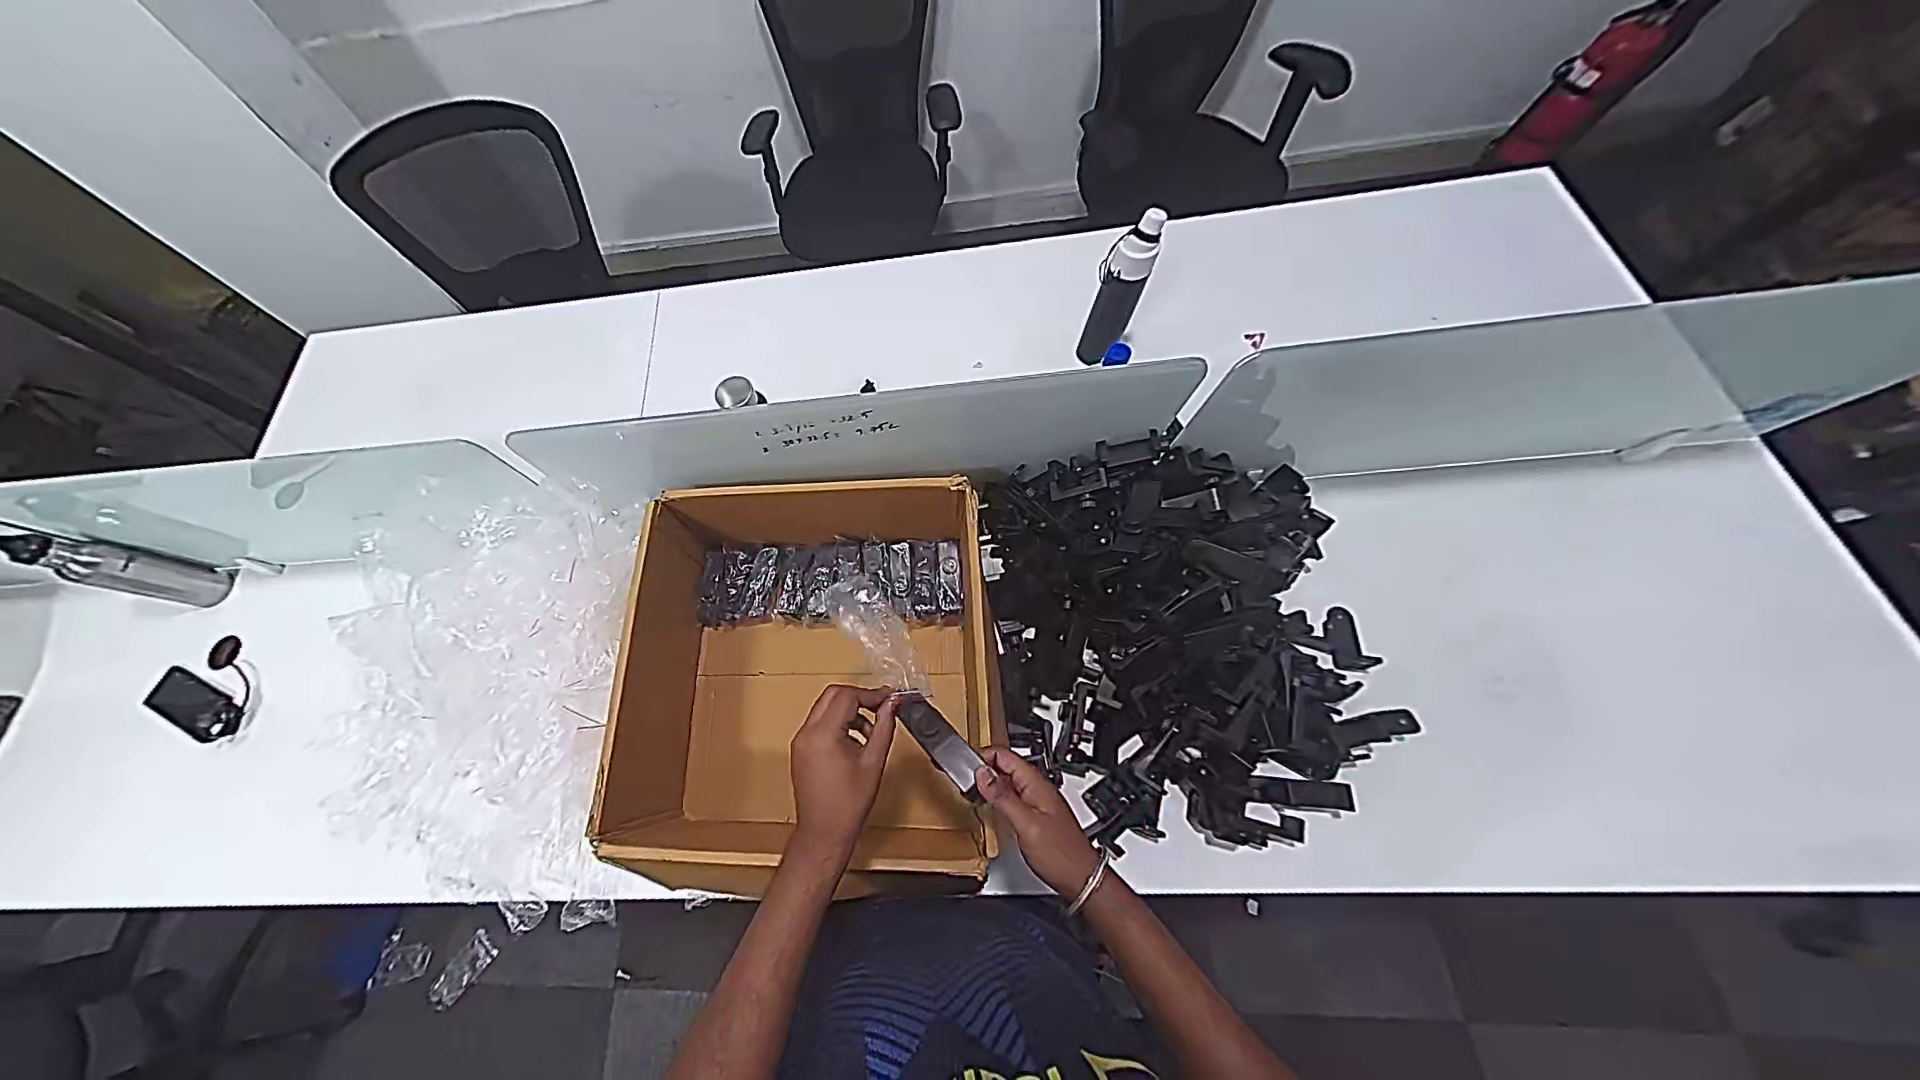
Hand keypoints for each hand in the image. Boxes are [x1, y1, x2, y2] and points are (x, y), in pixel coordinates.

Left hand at [790, 685, 897, 857]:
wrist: (824, 832)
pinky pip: (820, 723)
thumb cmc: (848, 804)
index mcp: (823, 735)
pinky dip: (839, 722)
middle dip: (859, 697)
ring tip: (871, 731)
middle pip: (833, 695)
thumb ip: (884, 726)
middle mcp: (806, 734)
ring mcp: (800, 741)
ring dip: (849, 710)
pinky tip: (856, 740)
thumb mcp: (874, 760)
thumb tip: (892, 703)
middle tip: (881, 707)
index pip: (847, 696)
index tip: (889, 698)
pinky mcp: (801, 749)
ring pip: (825, 707)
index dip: (871, 694)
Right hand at [976, 747, 1102, 897]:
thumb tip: (983, 774)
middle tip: (967, 779)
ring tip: (975, 791)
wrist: (1081, 878)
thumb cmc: (1061, 854)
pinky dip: (999, 799)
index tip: (967, 767)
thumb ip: (1003, 797)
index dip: (984, 757)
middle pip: (1006, 766)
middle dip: (985, 769)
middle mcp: (1038, 789)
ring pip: (1009, 782)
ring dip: (991, 784)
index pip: (1005, 755)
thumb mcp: (1026, 824)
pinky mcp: (1036, 815)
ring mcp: (1038, 802)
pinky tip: (992, 808)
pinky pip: (1014, 798)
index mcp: (1036, 784)